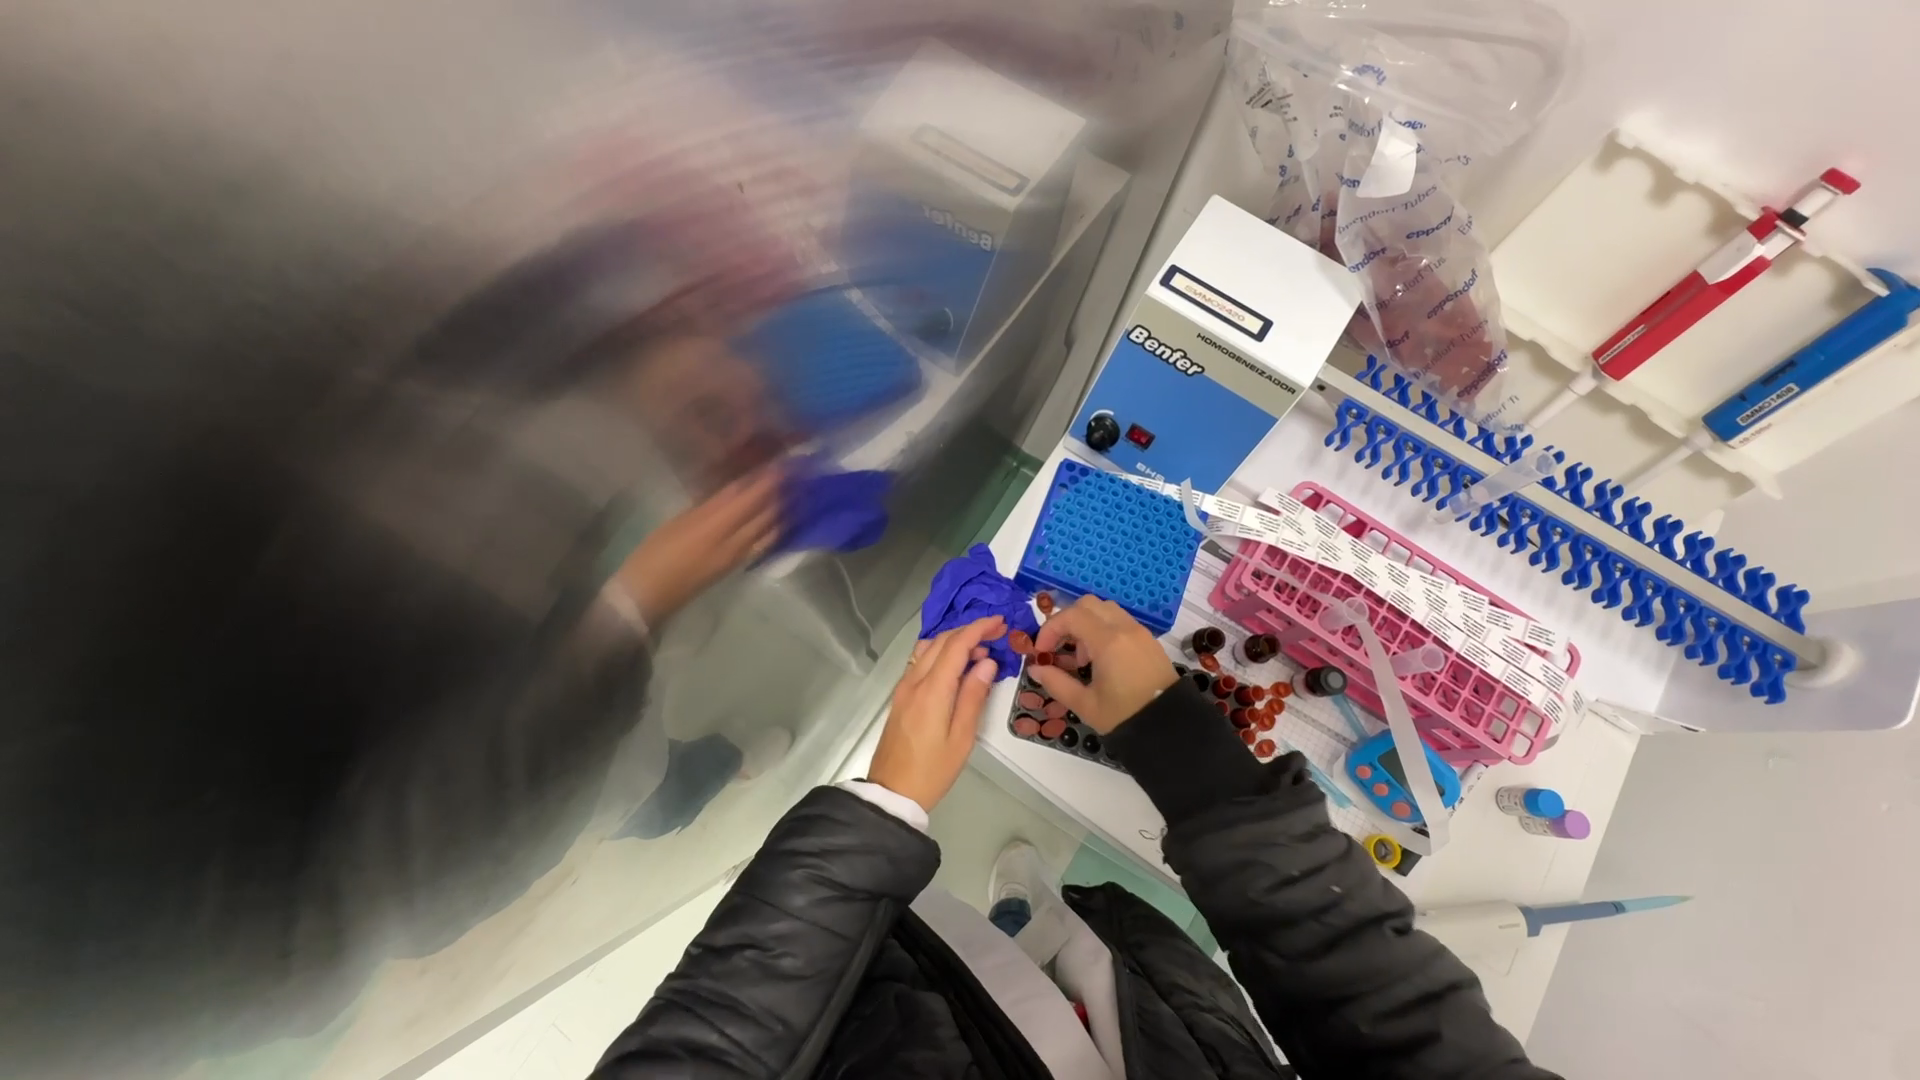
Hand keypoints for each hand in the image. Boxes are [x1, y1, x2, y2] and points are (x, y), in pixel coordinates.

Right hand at [615, 465, 783, 626]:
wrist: (649, 594)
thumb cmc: (655, 552)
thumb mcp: (681, 520)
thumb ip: (712, 504)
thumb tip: (738, 487)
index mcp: (717, 526)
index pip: (752, 499)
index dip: (769, 481)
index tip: (781, 465)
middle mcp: (736, 542)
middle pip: (768, 515)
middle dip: (781, 494)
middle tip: (790, 477)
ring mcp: (740, 556)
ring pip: (771, 531)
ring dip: (781, 511)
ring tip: (787, 495)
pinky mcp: (737, 566)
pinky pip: (764, 544)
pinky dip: (773, 528)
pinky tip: (775, 520)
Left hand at [868, 616, 1005, 811]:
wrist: (892, 793)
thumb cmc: (932, 770)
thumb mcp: (962, 737)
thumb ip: (973, 696)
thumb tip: (987, 663)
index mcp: (932, 690)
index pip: (956, 645)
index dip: (979, 629)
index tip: (1000, 623)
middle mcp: (913, 681)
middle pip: (941, 641)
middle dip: (969, 631)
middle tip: (996, 634)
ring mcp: (903, 688)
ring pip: (928, 649)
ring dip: (954, 641)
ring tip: (980, 652)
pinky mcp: (900, 697)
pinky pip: (920, 662)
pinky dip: (941, 654)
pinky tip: (956, 667)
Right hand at [1027, 596, 1176, 734]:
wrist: (1171, 727)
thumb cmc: (1125, 716)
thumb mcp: (1085, 705)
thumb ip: (1057, 683)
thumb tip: (1036, 669)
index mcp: (1108, 641)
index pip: (1071, 616)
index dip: (1050, 629)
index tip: (1041, 651)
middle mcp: (1125, 628)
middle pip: (1088, 604)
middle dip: (1067, 621)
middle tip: (1059, 648)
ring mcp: (1139, 632)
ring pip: (1105, 610)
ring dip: (1086, 624)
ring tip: (1082, 658)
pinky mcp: (1148, 640)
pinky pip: (1120, 621)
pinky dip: (1103, 629)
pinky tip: (1101, 659)